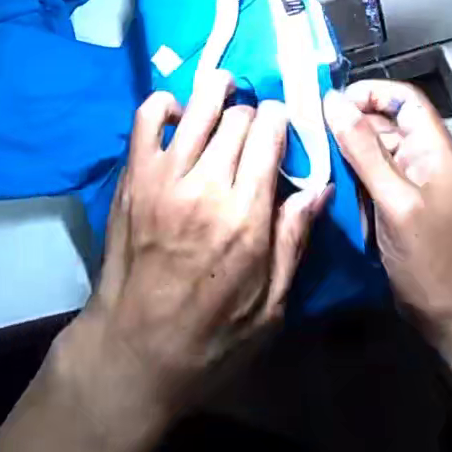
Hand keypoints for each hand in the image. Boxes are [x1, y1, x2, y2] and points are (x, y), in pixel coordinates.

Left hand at [85, 69, 329, 400]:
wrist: (130, 358)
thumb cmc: (211, 337)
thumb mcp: (271, 305)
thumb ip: (294, 239)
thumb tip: (320, 186)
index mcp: (245, 216)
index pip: (270, 132)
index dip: (281, 120)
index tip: (281, 131)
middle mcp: (206, 186)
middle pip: (239, 115)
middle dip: (253, 115)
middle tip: (253, 133)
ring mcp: (164, 178)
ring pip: (199, 104)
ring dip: (217, 93)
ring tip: (225, 97)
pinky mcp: (134, 177)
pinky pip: (148, 116)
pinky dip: (166, 105)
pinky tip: (180, 118)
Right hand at [325, 81, 451, 451]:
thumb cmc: (432, 261)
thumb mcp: (395, 202)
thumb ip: (365, 151)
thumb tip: (334, 102)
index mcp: (437, 148)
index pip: (404, 99)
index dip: (369, 93)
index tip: (330, 104)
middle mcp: (428, 159)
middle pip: (387, 124)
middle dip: (350, 126)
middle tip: (309, 135)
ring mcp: (417, 185)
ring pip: (377, 153)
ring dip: (348, 156)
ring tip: (313, 162)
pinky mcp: (406, 208)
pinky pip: (376, 181)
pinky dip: (355, 182)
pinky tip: (331, 190)